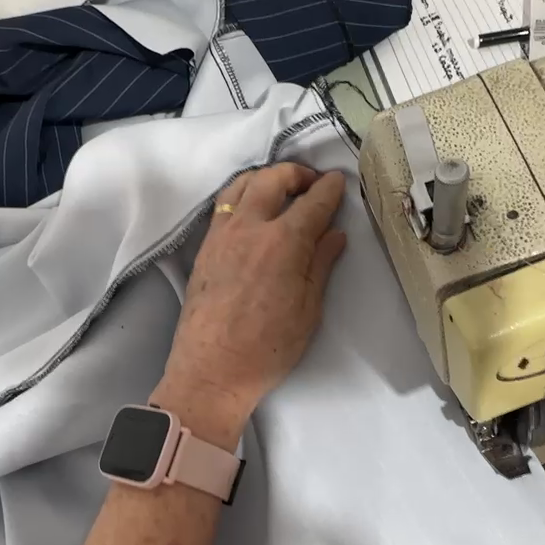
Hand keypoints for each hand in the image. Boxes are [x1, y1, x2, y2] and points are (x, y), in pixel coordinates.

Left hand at [154, 164, 347, 446]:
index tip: (339, 182)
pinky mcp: (205, 248)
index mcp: (284, 242)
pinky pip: (223, 204)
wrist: (211, 371)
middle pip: (273, 179)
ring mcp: (222, 234)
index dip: (330, 189)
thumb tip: (334, 235)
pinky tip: (251, 209)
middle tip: (312, 182)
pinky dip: (241, 194)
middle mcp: (250, 227)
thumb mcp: (308, 311)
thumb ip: (320, 265)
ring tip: (281, 189)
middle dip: (296, 173)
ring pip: (242, 185)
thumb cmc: (266, 349)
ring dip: (265, 177)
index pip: (313, 201)